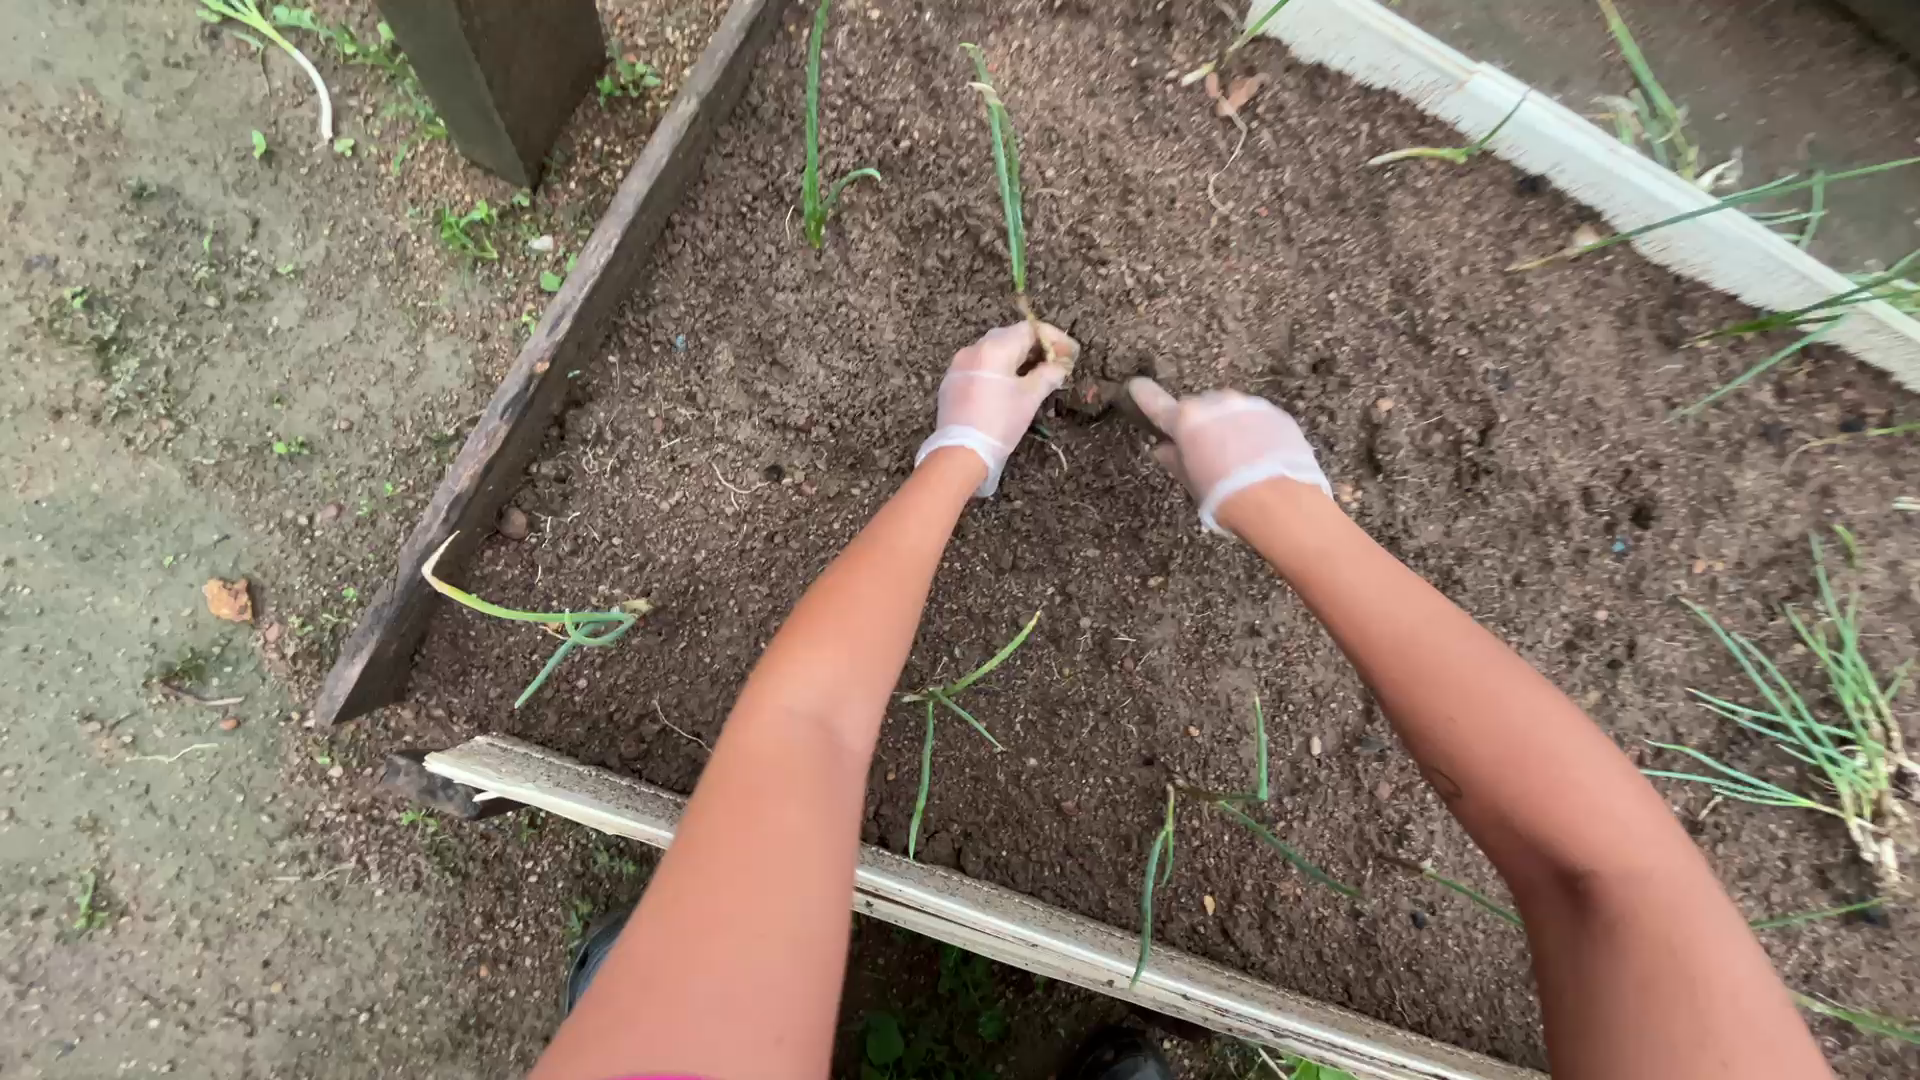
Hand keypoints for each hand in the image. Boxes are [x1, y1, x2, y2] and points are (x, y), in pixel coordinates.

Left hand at [916, 321, 1077, 496]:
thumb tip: (1060, 366)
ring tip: (1035, 374)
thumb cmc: (999, 423)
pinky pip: (980, 366)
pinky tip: (1010, 384)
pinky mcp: (952, 382)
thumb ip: (1048, 375)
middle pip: (1010, 337)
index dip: (1053, 339)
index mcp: (994, 349)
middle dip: (1035, 347)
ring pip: (994, 351)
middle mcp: (973, 350)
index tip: (1070, 354)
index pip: (1029, 329)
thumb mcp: (1030, 398)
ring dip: (1017, 358)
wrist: (961, 452)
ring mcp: (959, 366)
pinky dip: (998, 369)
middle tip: (1055, 363)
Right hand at [1126, 378, 1330, 531]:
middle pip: (1198, 408)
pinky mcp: (1277, 415)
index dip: (1144, 395)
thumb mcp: (1192, 482)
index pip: (1157, 402)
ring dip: (1227, 426)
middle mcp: (1217, 404)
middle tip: (1201, 452)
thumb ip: (1175, 460)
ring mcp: (1250, 406)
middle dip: (1197, 424)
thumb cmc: (1226, 496)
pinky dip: (1252, 431)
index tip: (1135, 385)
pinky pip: (1256, 418)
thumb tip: (1163, 449)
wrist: (1279, 501)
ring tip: (1235, 459)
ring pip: (1229, 410)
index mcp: (1187, 420)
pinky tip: (1257, 457)